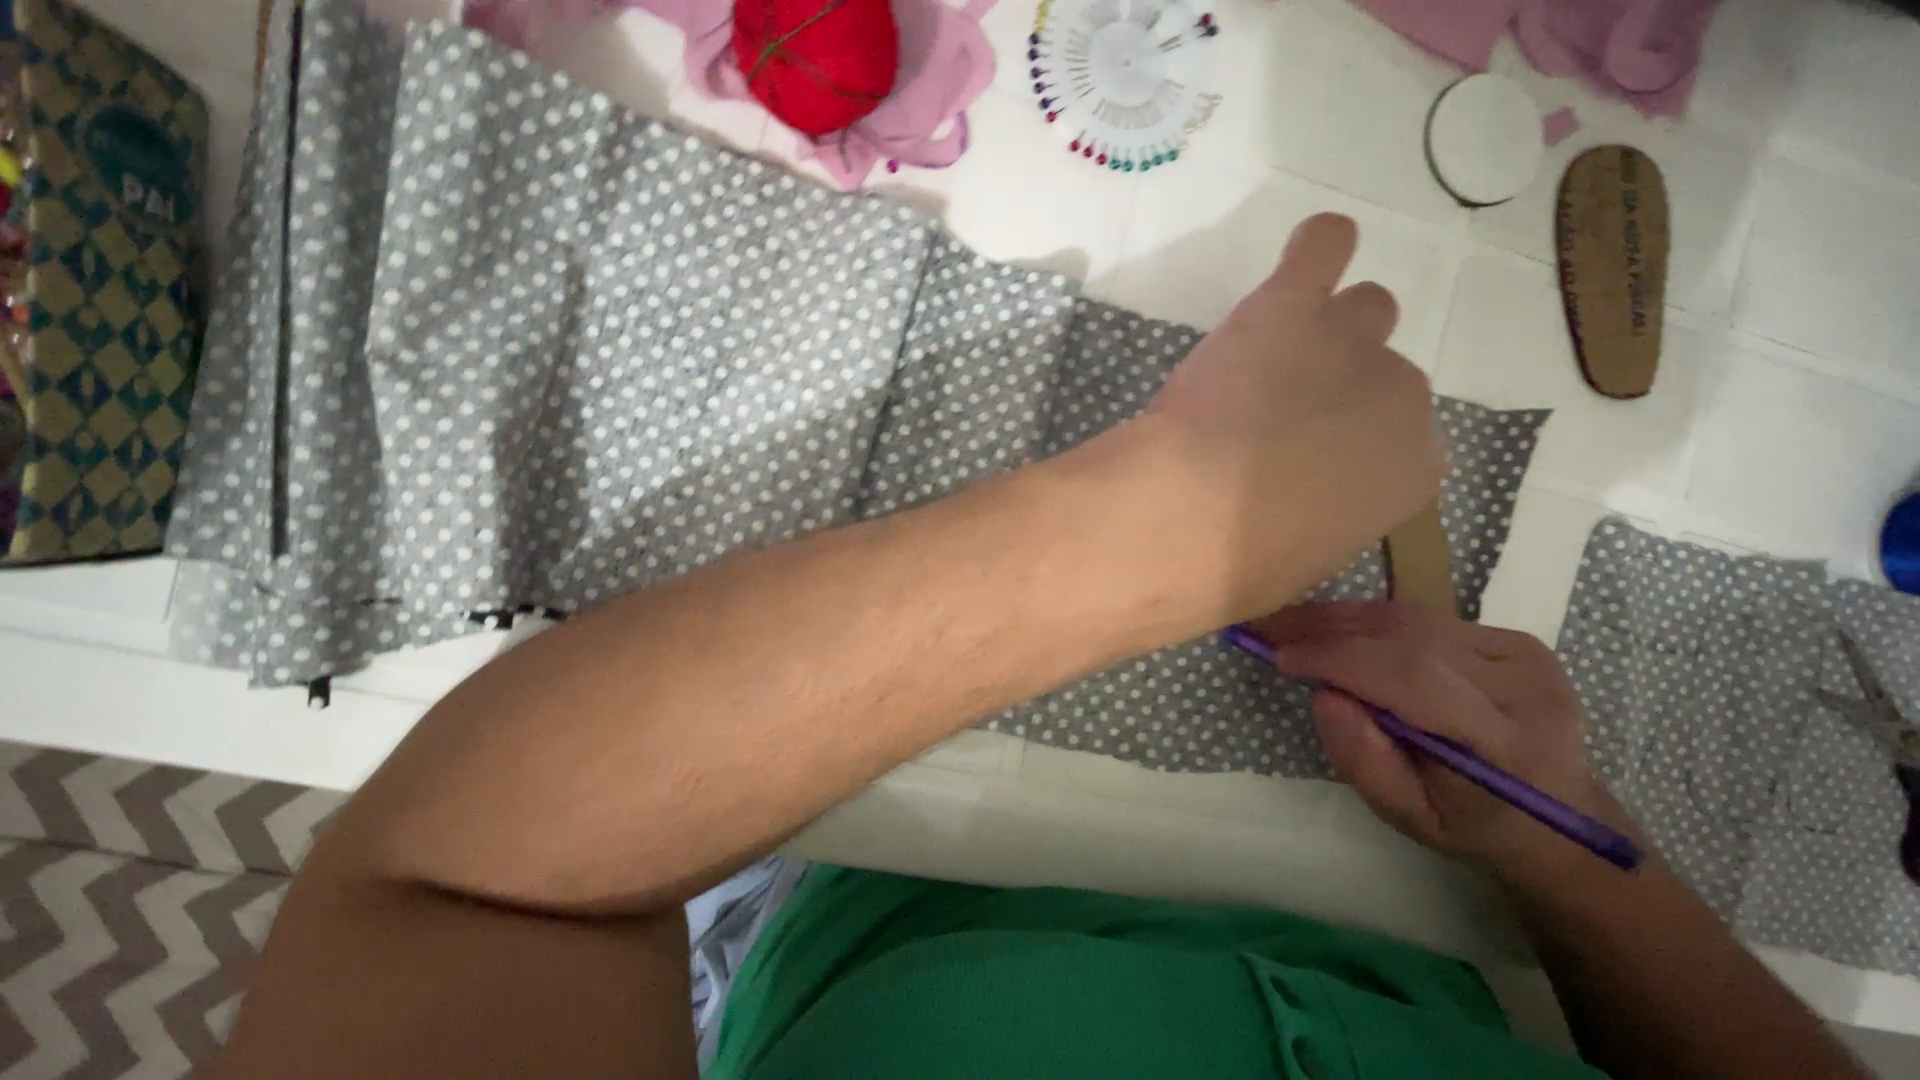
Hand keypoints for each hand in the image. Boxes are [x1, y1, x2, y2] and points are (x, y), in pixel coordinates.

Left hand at [1124, 214, 1442, 625]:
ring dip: (1328, 325)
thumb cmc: (1241, 560)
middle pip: (1384, 370)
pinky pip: (1325, 245)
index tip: (1309, 456)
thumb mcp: (1305, 553)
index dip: (1354, 444)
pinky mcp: (1289, 306)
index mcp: (1412, 472)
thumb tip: (1305, 497)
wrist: (1192, 513)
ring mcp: (1348, 343)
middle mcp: (1402, 396)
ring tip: (1279, 346)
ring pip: (1366, 307)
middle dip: (1339, 386)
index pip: (1405, 441)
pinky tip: (1302, 258)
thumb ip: (1326, 511)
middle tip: (1278, 409)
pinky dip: (1316, 248)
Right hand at [1247, 600, 1640, 892]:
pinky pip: (1427, 619)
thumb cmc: (1474, 826)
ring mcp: (1526, 656)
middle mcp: (1524, 687)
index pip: (1412, 678)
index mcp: (1505, 743)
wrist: (1559, 820)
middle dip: (1328, 629)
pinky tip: (1333, 628)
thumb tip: (1323, 693)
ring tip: (1286, 622)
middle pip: (1409, 637)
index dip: (1339, 658)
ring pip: (1414, 618)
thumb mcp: (1409, 817)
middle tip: (1264, 627)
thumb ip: (1364, 760)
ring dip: (1343, 617)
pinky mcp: (1518, 639)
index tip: (1278, 656)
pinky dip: (1372, 621)